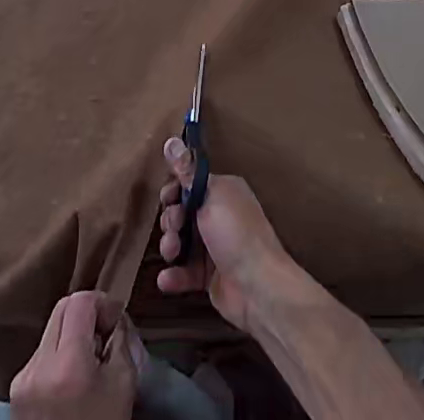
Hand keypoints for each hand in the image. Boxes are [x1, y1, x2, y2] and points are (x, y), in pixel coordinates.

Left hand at [10, 291, 135, 418]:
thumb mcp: (123, 380)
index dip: (102, 302)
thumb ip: (120, 339)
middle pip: (61, 309)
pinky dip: (61, 352)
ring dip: (73, 332)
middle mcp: (35, 368)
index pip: (78, 302)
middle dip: (87, 313)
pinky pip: (41, 352)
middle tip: (104, 334)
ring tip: (90, 359)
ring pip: (50, 330)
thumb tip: (114, 318)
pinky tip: (73, 376)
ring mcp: (20, 381)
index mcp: (66, 363)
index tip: (114, 322)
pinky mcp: (15, 392)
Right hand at [156, 136, 297, 334]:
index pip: (190, 185)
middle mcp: (220, 214)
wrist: (256, 284)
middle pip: (182, 214)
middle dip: (171, 222)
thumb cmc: (236, 233)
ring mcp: (214, 246)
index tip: (168, 200)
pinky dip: (174, 275)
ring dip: (170, 247)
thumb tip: (171, 140)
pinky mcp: (208, 275)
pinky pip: (183, 271)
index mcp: (224, 191)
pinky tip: (169, 279)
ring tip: (173, 254)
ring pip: (180, 242)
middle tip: (175, 228)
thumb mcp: (210, 196)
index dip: (174, 192)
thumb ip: (187, 172)